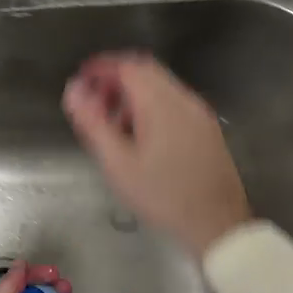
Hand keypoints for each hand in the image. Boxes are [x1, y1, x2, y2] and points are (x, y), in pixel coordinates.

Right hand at [62, 52, 253, 258]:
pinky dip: (150, 105)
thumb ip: (93, 122)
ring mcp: (199, 114)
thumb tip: (74, 90)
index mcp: (161, 105)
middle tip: (94, 102)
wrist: (218, 225)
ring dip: (132, 94)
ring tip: (113, 124)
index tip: (81, 80)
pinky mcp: (206, 128)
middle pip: (145, 70)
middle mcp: (184, 101)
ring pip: (160, 85)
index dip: (101, 67)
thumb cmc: (162, 195)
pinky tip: (140, 135)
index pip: (128, 67)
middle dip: (115, 79)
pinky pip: (173, 101)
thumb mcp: (118, 163)